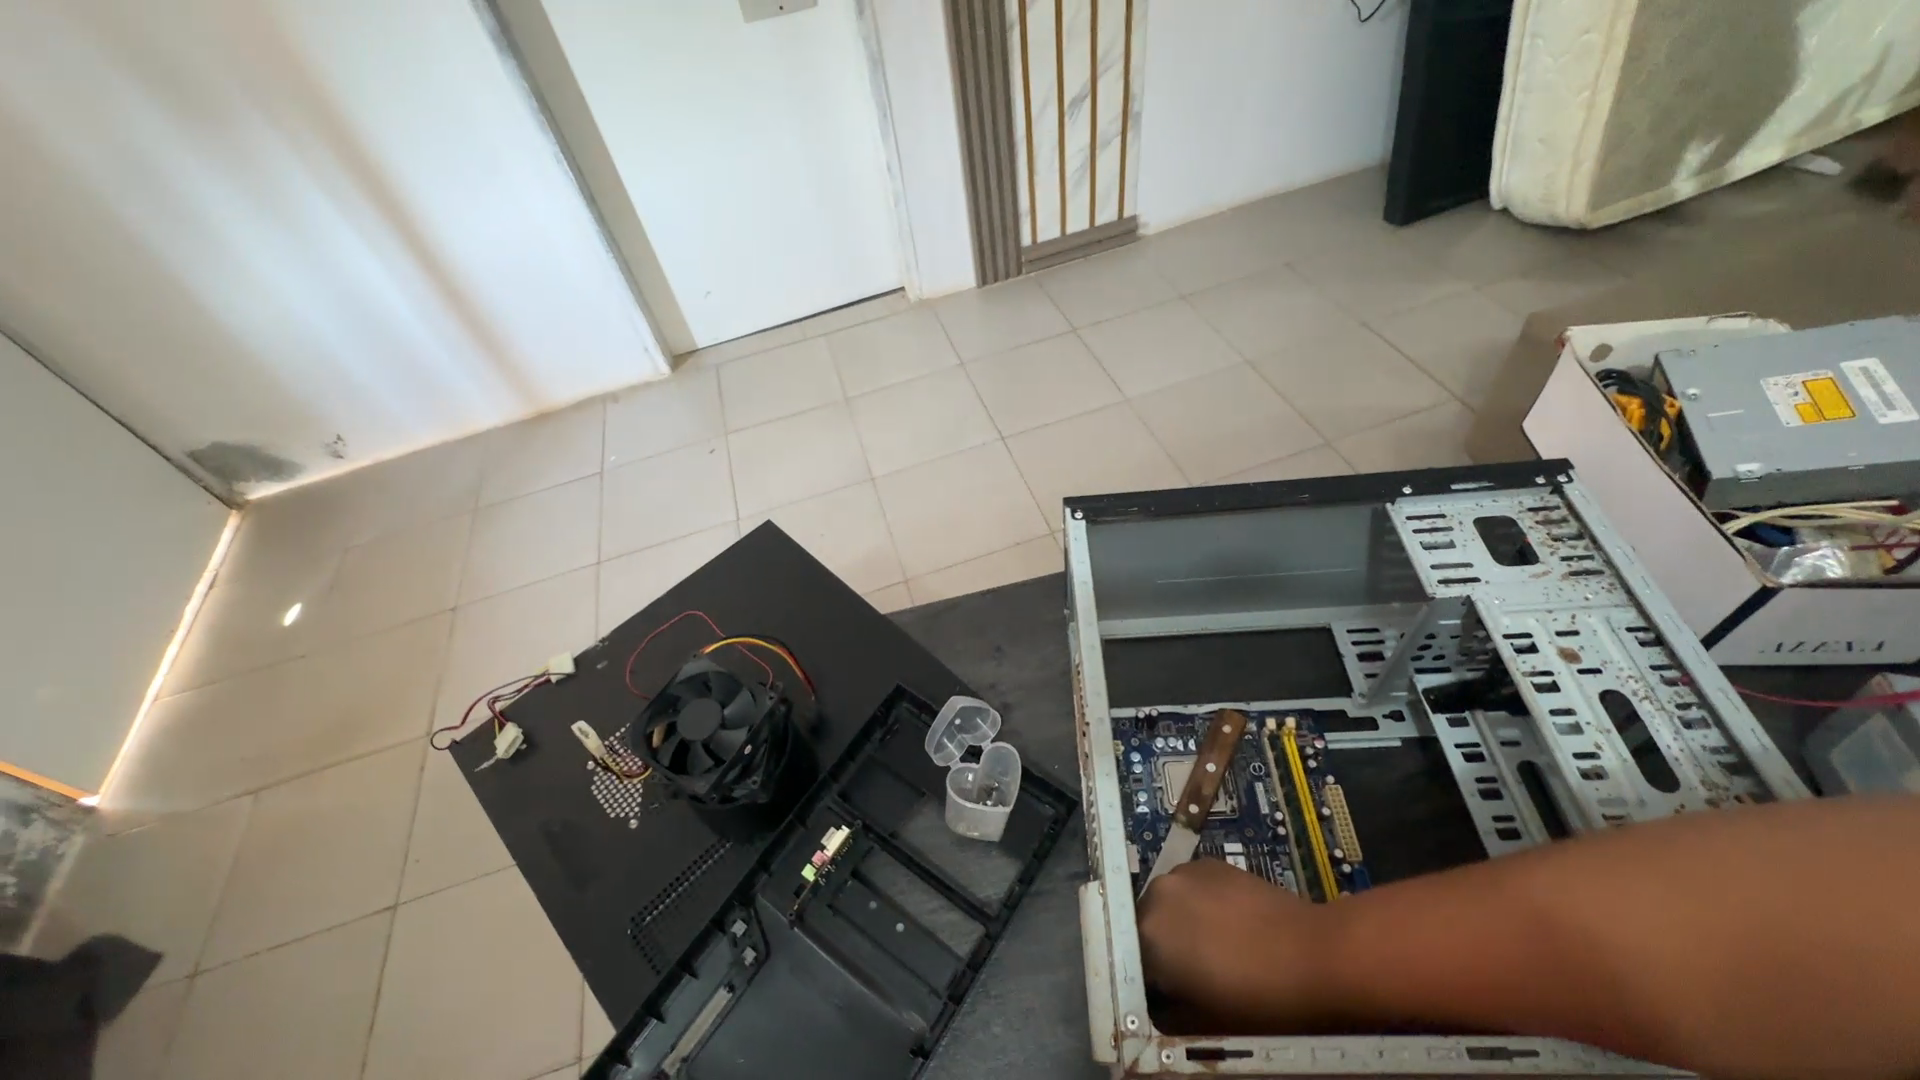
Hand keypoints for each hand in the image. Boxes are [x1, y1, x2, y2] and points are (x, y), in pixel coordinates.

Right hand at [1137, 859, 1334, 1032]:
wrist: (1313, 955)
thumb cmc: (1255, 997)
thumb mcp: (1202, 1020)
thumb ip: (1167, 1012)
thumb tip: (1158, 1005)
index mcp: (1146, 935)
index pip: (1127, 959)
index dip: (1146, 979)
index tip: (1167, 994)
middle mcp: (1156, 894)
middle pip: (1144, 923)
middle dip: (1159, 944)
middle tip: (1189, 971)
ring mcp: (1183, 872)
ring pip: (1168, 902)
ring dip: (1178, 920)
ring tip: (1212, 944)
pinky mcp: (1210, 862)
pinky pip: (1191, 886)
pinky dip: (1199, 902)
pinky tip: (1228, 923)